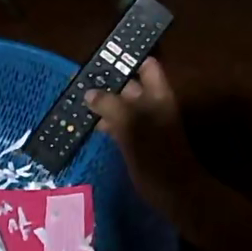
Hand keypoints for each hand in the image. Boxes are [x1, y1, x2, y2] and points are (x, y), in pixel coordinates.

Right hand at [85, 59, 203, 216]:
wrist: (175, 193)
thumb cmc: (156, 156)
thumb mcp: (131, 127)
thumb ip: (110, 105)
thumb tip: (90, 92)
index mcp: (157, 93)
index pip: (145, 64)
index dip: (127, 58)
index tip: (102, 57)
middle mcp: (152, 103)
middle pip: (129, 84)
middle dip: (107, 81)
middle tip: (77, 80)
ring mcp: (145, 122)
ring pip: (122, 104)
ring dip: (102, 102)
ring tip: (75, 100)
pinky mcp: (137, 140)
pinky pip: (119, 123)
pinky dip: (105, 121)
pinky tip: (87, 124)